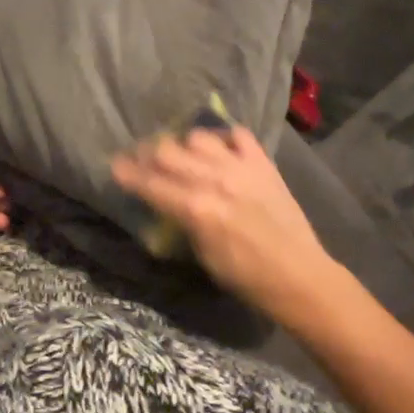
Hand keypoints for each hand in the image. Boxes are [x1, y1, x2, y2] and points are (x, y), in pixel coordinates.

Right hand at [112, 127, 338, 319]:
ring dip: (183, 145)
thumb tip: (164, 203)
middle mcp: (215, 180)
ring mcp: (241, 167)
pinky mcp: (263, 163)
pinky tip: (219, 150)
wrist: (299, 276)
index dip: (127, 173)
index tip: (114, 166)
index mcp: (196, 208)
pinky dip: (223, 138)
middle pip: (167, 150)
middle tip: (141, 159)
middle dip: (148, 153)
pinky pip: (237, 135)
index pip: (150, 182)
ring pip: (198, 137)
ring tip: (181, 154)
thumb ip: (180, 222)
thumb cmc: (246, 277)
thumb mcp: (202, 256)